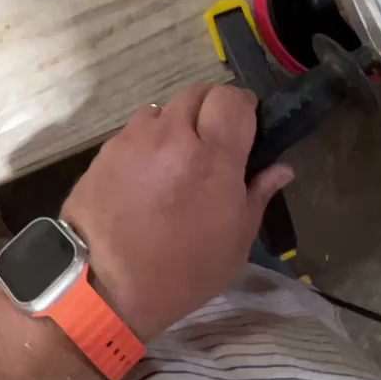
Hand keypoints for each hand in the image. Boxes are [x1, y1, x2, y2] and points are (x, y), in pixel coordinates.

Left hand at [61, 84, 294, 340]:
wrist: (100, 286)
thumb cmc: (179, 273)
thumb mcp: (234, 243)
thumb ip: (258, 195)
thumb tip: (281, 168)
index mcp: (213, 157)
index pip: (233, 98)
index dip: (244, 107)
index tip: (246, 127)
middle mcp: (173, 135)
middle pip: (199, 93)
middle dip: (212, 110)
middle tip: (215, 144)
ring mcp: (135, 137)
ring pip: (166, 108)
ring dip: (178, 124)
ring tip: (178, 160)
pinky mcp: (107, 147)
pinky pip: (137, 129)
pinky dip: (150, 141)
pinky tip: (148, 174)